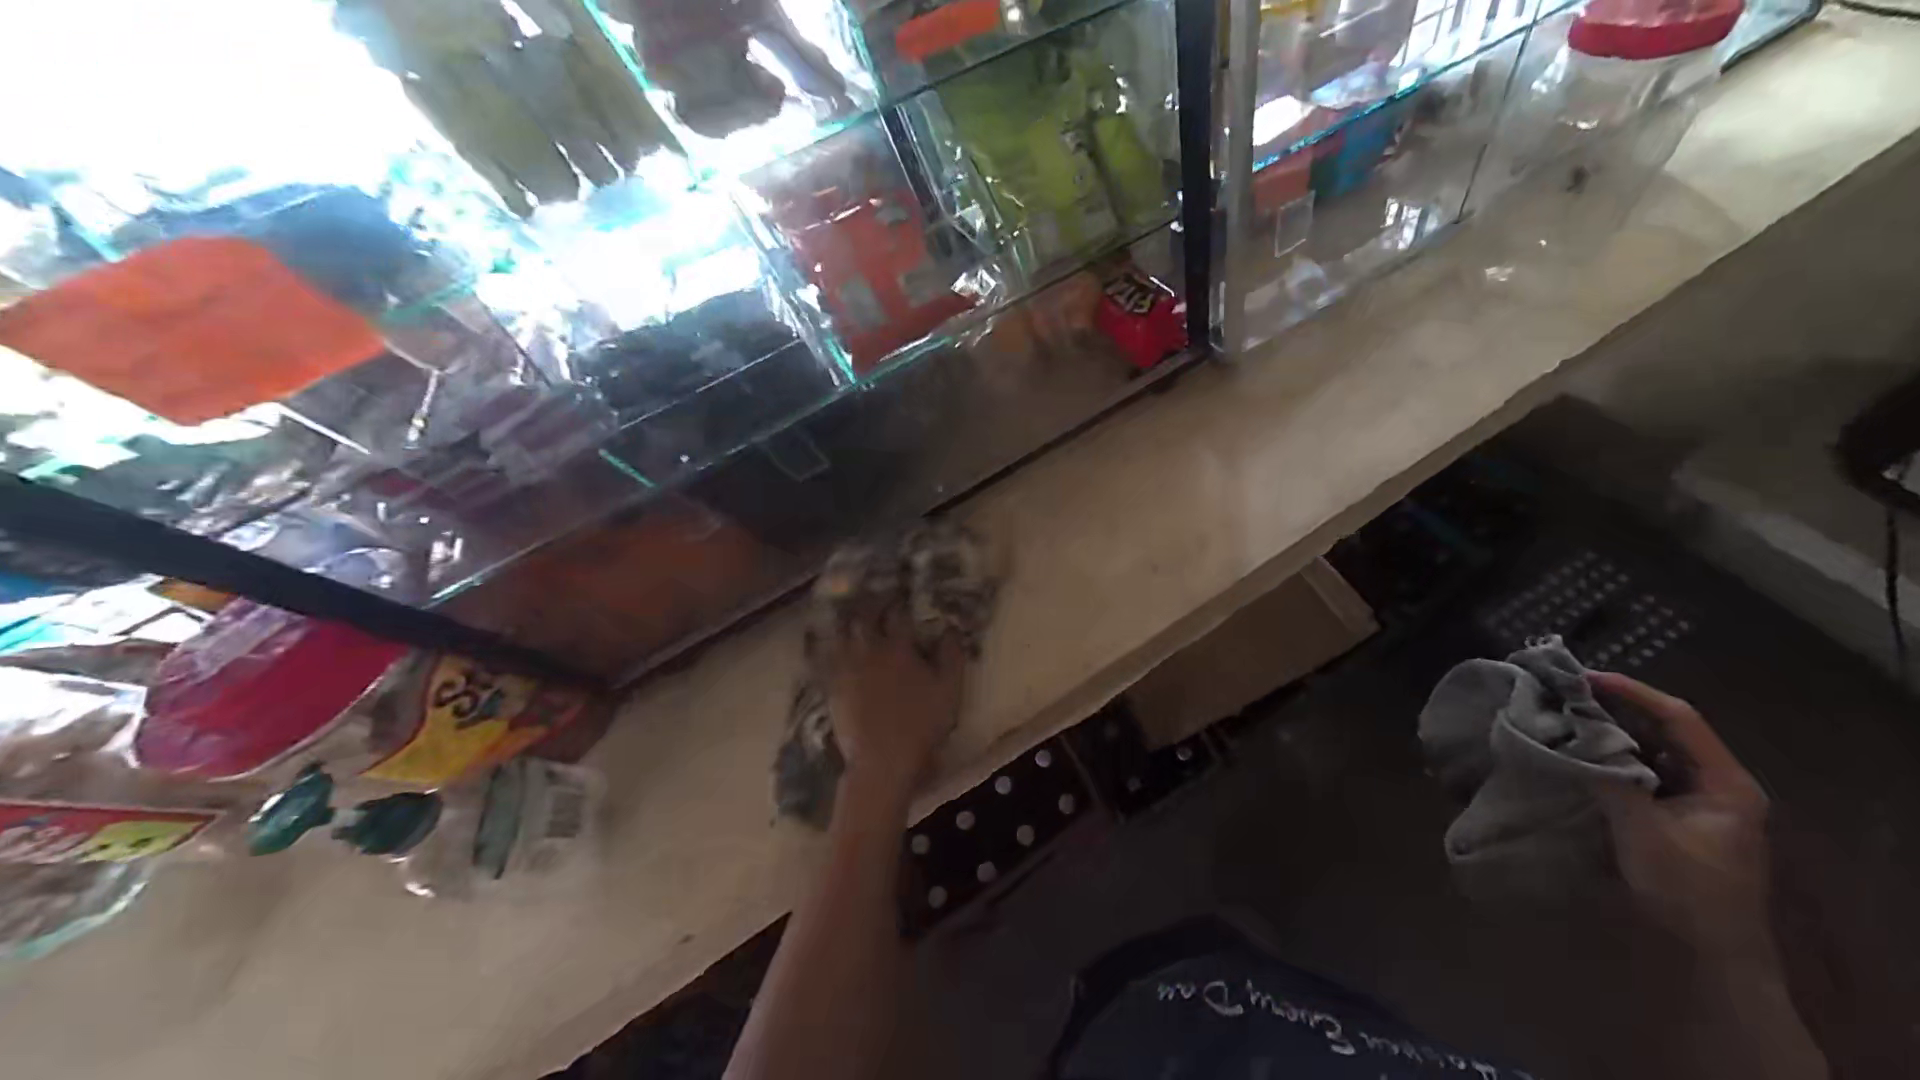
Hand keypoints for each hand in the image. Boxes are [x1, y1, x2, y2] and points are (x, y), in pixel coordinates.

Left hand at [822, 608, 965, 797]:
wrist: (882, 759)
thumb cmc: (922, 723)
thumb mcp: (949, 689)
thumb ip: (951, 655)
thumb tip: (950, 628)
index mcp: (899, 647)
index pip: (898, 614)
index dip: (900, 602)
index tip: (903, 595)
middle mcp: (869, 650)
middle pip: (864, 616)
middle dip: (870, 604)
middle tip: (874, 598)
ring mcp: (846, 667)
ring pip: (841, 633)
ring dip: (845, 619)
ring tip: (848, 612)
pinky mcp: (831, 686)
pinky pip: (821, 658)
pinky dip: (820, 644)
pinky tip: (819, 639)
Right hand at [1587, 672, 1772, 955]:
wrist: (1710, 952)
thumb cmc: (1687, 890)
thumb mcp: (1645, 834)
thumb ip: (1611, 782)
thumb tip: (1570, 737)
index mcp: (1725, 783)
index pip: (1679, 719)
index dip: (1632, 693)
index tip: (1583, 677)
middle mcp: (1713, 783)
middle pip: (1663, 729)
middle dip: (1614, 706)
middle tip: (1562, 690)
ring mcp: (1693, 799)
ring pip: (1647, 748)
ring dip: (1607, 729)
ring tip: (1561, 712)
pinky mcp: (1670, 812)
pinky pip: (1638, 770)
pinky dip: (1607, 754)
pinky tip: (1574, 749)